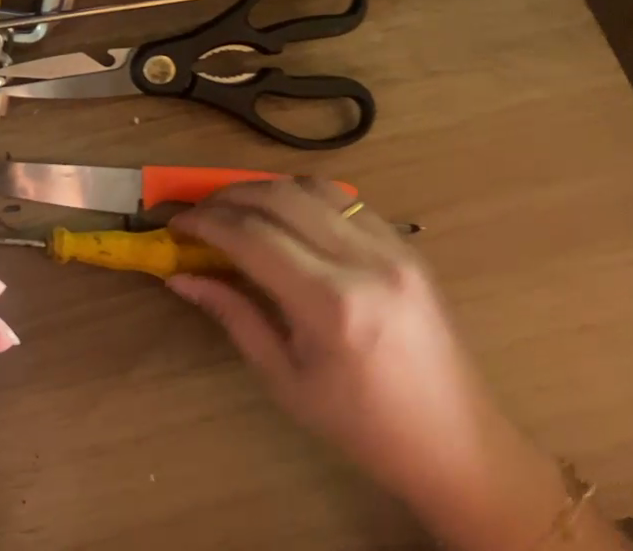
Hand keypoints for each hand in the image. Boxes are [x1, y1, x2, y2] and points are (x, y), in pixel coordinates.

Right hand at [169, 180, 626, 550]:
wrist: (459, 445)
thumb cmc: (361, 424)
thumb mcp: (283, 377)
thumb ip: (232, 313)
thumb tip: (178, 275)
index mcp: (331, 303)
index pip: (250, 235)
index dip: (203, 222)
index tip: (173, 224)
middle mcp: (365, 262)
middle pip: (277, 197)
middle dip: (225, 197)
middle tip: (196, 214)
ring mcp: (394, 249)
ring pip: (311, 186)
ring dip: (263, 189)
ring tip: (235, 211)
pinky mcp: (408, 247)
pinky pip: (344, 200)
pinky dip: (301, 197)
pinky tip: (283, 219)